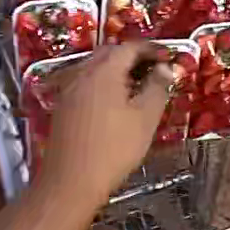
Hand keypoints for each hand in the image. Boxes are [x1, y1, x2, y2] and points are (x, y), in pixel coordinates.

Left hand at [38, 43, 171, 207]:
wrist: (70, 182)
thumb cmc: (114, 149)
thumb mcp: (145, 119)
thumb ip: (157, 88)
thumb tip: (165, 68)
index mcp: (104, 71)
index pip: (129, 48)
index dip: (151, 49)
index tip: (167, 57)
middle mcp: (82, 74)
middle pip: (109, 53)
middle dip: (132, 56)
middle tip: (154, 68)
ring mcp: (69, 90)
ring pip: (95, 68)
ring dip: (117, 70)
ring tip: (138, 85)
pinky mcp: (62, 106)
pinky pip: (86, 83)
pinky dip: (103, 84)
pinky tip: (114, 102)